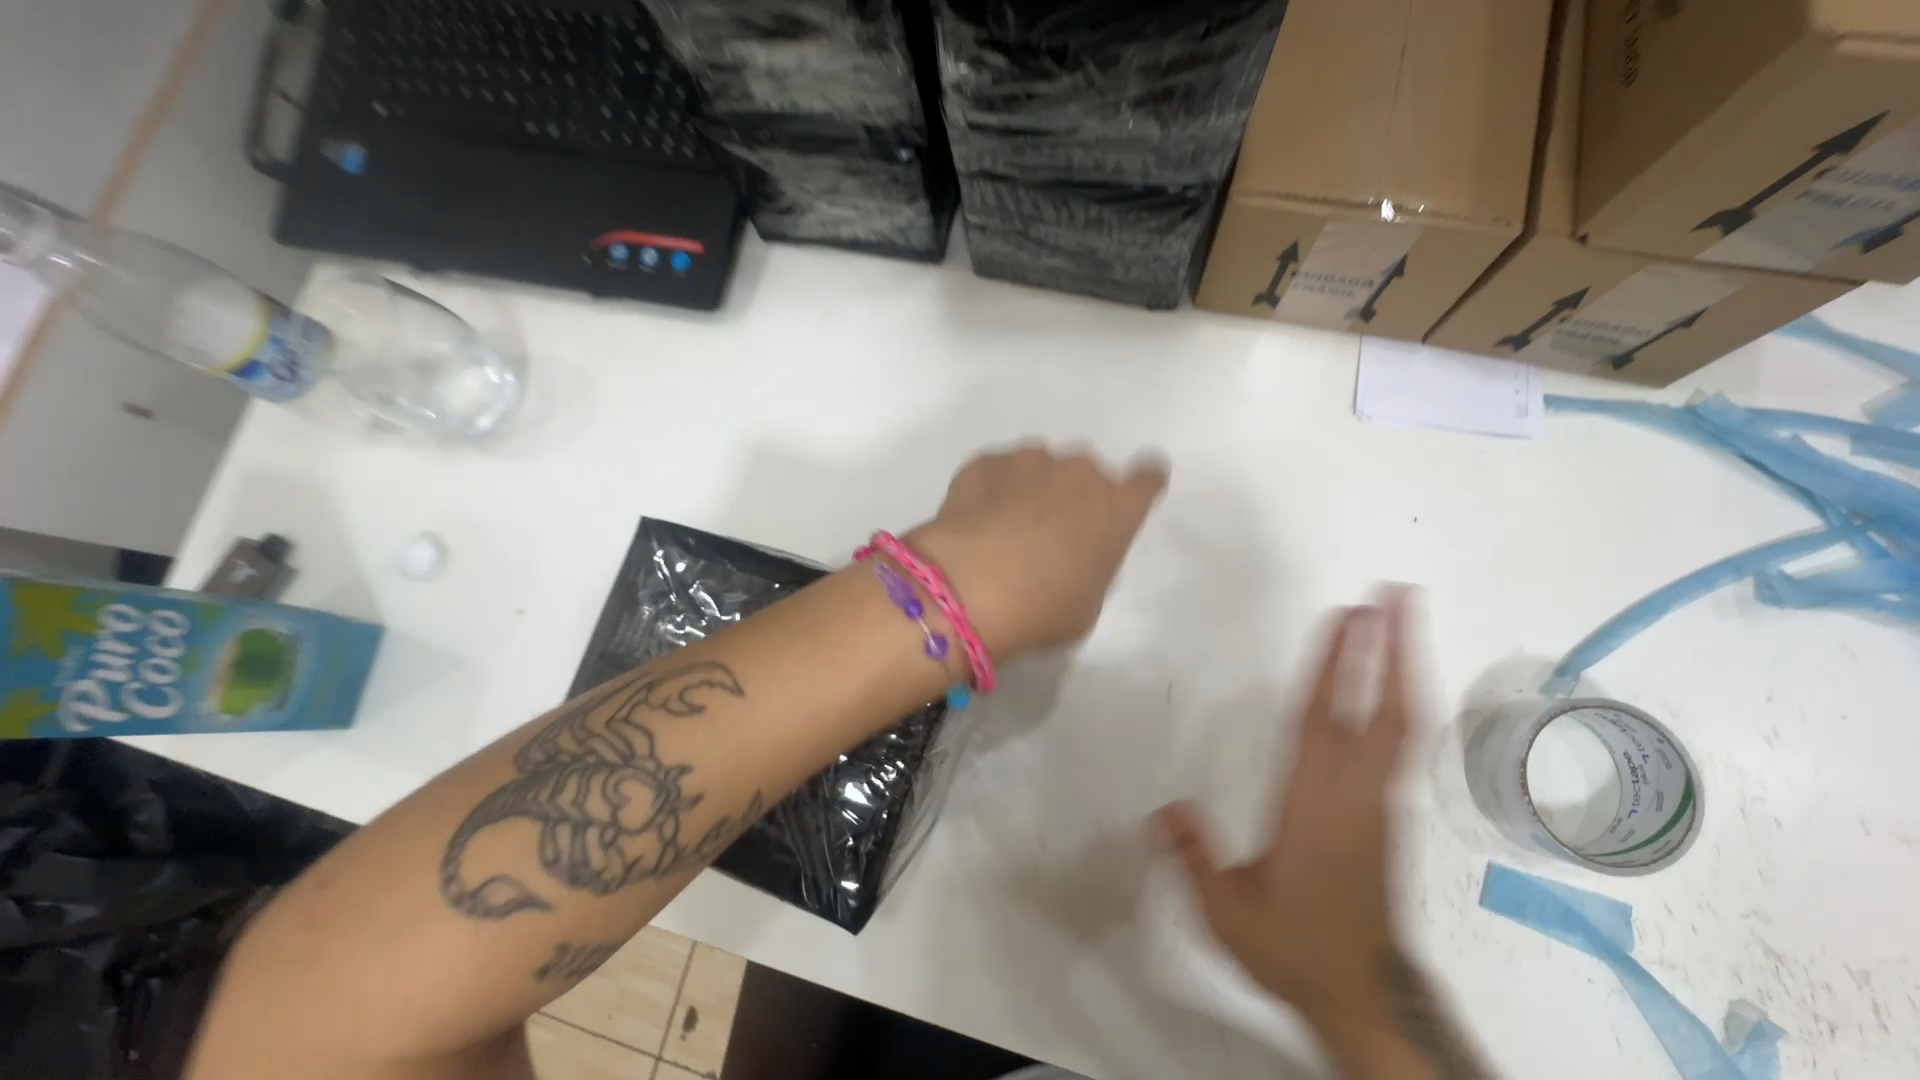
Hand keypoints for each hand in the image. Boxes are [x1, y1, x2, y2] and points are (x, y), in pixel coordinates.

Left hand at [908, 444, 1167, 661]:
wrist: (968, 589)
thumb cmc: (1042, 608)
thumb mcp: (1088, 603)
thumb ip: (1093, 565)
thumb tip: (1076, 554)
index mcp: (1118, 507)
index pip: (1147, 478)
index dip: (1138, 486)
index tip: (1125, 500)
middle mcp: (1080, 471)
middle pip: (1087, 473)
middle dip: (1074, 495)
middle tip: (1051, 534)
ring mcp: (1029, 459)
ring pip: (1040, 466)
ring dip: (1032, 488)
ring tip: (1006, 529)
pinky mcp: (983, 462)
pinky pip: (997, 471)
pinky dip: (992, 489)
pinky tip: (976, 522)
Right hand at [1153, 591, 1414, 1031]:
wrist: (1366, 996)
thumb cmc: (1293, 949)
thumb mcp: (1227, 912)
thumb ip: (1195, 858)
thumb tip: (1164, 810)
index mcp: (1311, 808)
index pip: (1321, 724)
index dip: (1334, 667)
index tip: (1345, 617)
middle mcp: (1354, 797)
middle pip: (1384, 712)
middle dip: (1391, 649)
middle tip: (1394, 594)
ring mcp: (1380, 808)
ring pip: (1404, 727)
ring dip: (1406, 670)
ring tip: (1405, 623)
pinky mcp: (1390, 820)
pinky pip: (1404, 748)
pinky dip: (1406, 706)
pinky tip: (1398, 691)